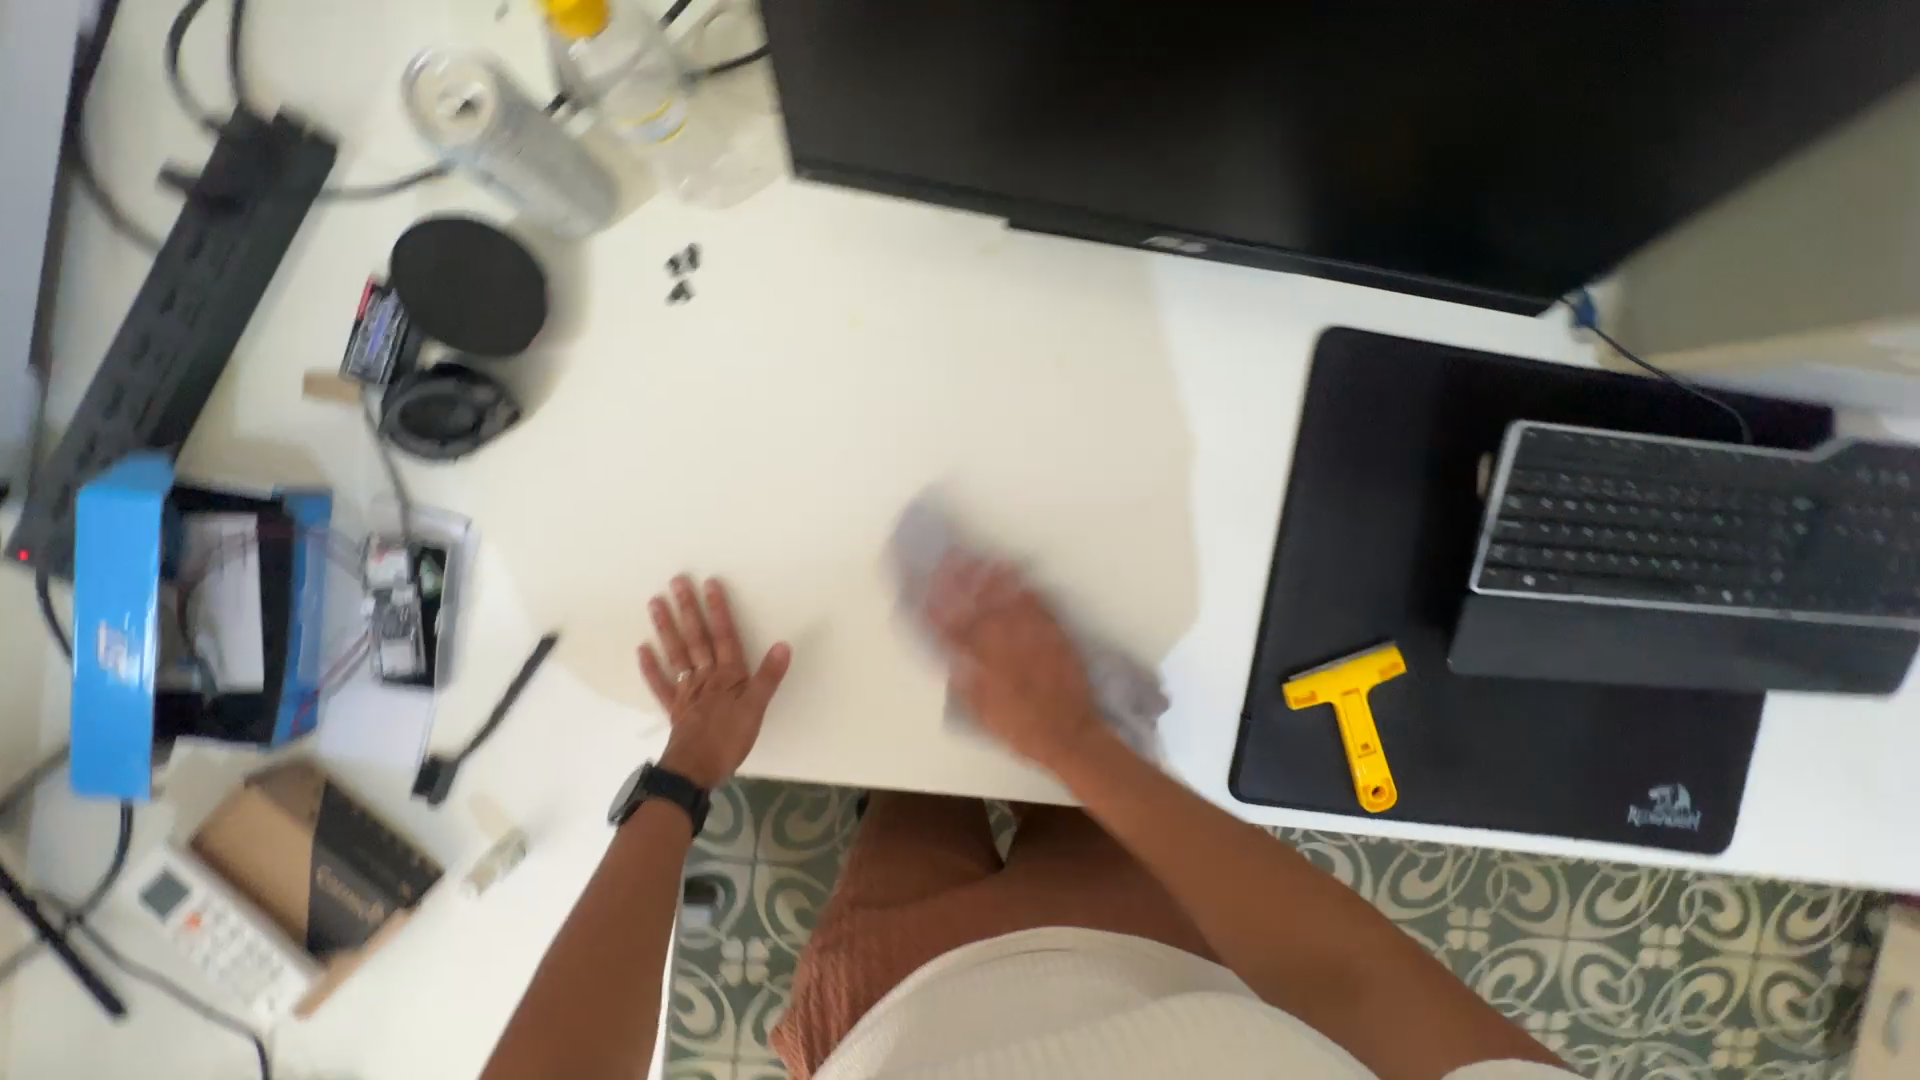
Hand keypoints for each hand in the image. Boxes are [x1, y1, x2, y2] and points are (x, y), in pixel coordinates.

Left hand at [638, 575, 791, 789]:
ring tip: (656, 604)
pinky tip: (643, 649)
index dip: (718, 610)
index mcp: (728, 675)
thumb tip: (783, 645)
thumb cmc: (728, 740)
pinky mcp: (675, 709)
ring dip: (666, 628)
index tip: (709, 584)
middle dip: (688, 610)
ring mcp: (687, 692)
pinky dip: (651, 667)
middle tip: (676, 582)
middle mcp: (705, 677)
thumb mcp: (757, 709)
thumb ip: (768, 677)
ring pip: (677, 654)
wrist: (694, 770)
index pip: (724, 636)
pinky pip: (661, 684)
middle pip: (696, 638)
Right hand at [924, 554, 1107, 771]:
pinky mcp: (1054, 634)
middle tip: (947, 560)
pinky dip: (1025, 588)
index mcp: (984, 666)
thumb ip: (967, 686)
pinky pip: (1038, 605)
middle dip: (960, 582)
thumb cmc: (1024, 731)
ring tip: (978, 558)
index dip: (937, 608)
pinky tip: (1017, 575)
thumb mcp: (985, 715)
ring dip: (990, 578)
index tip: (924, 589)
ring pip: (1007, 601)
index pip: (953, 631)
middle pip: (977, 607)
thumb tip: (952, 663)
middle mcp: (1005, 646)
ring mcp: (1031, 637)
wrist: (1070, 734)